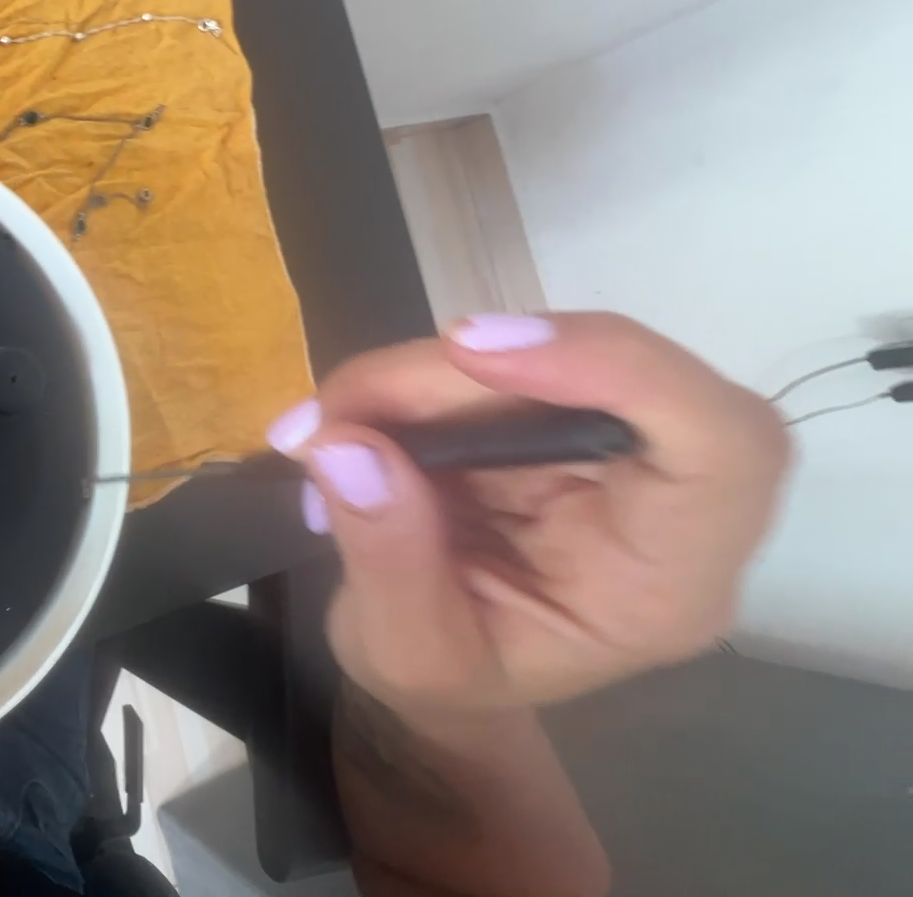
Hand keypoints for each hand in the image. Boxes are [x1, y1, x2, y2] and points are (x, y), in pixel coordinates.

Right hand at [269, 312, 790, 723]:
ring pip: (519, 366)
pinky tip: (337, 421)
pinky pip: (469, 374)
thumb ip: (385, 559)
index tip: (471, 349)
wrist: (432, 670)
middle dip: (445, 378)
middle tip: (334, 410)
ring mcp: (586, 456)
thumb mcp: (404, 652)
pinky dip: (390, 386)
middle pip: (591, 384)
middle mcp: (646, 502)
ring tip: (314, 427)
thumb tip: (344, 445)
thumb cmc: (440, 681)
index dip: (616, 370)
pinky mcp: (527, 428)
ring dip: (403, 379)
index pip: (717, 445)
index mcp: (659, 581)